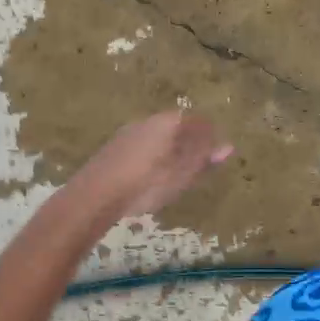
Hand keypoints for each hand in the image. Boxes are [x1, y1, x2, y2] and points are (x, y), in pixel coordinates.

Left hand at [71, 111, 233, 219]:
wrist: (91, 199)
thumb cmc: (146, 184)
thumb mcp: (183, 175)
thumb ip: (205, 158)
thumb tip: (228, 147)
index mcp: (171, 121)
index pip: (201, 123)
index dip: (209, 141)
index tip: (211, 160)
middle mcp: (150, 120)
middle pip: (178, 128)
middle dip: (188, 146)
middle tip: (192, 169)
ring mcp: (128, 133)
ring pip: (158, 138)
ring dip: (167, 153)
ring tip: (169, 177)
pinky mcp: (111, 149)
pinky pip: (140, 148)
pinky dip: (149, 160)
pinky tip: (145, 180)